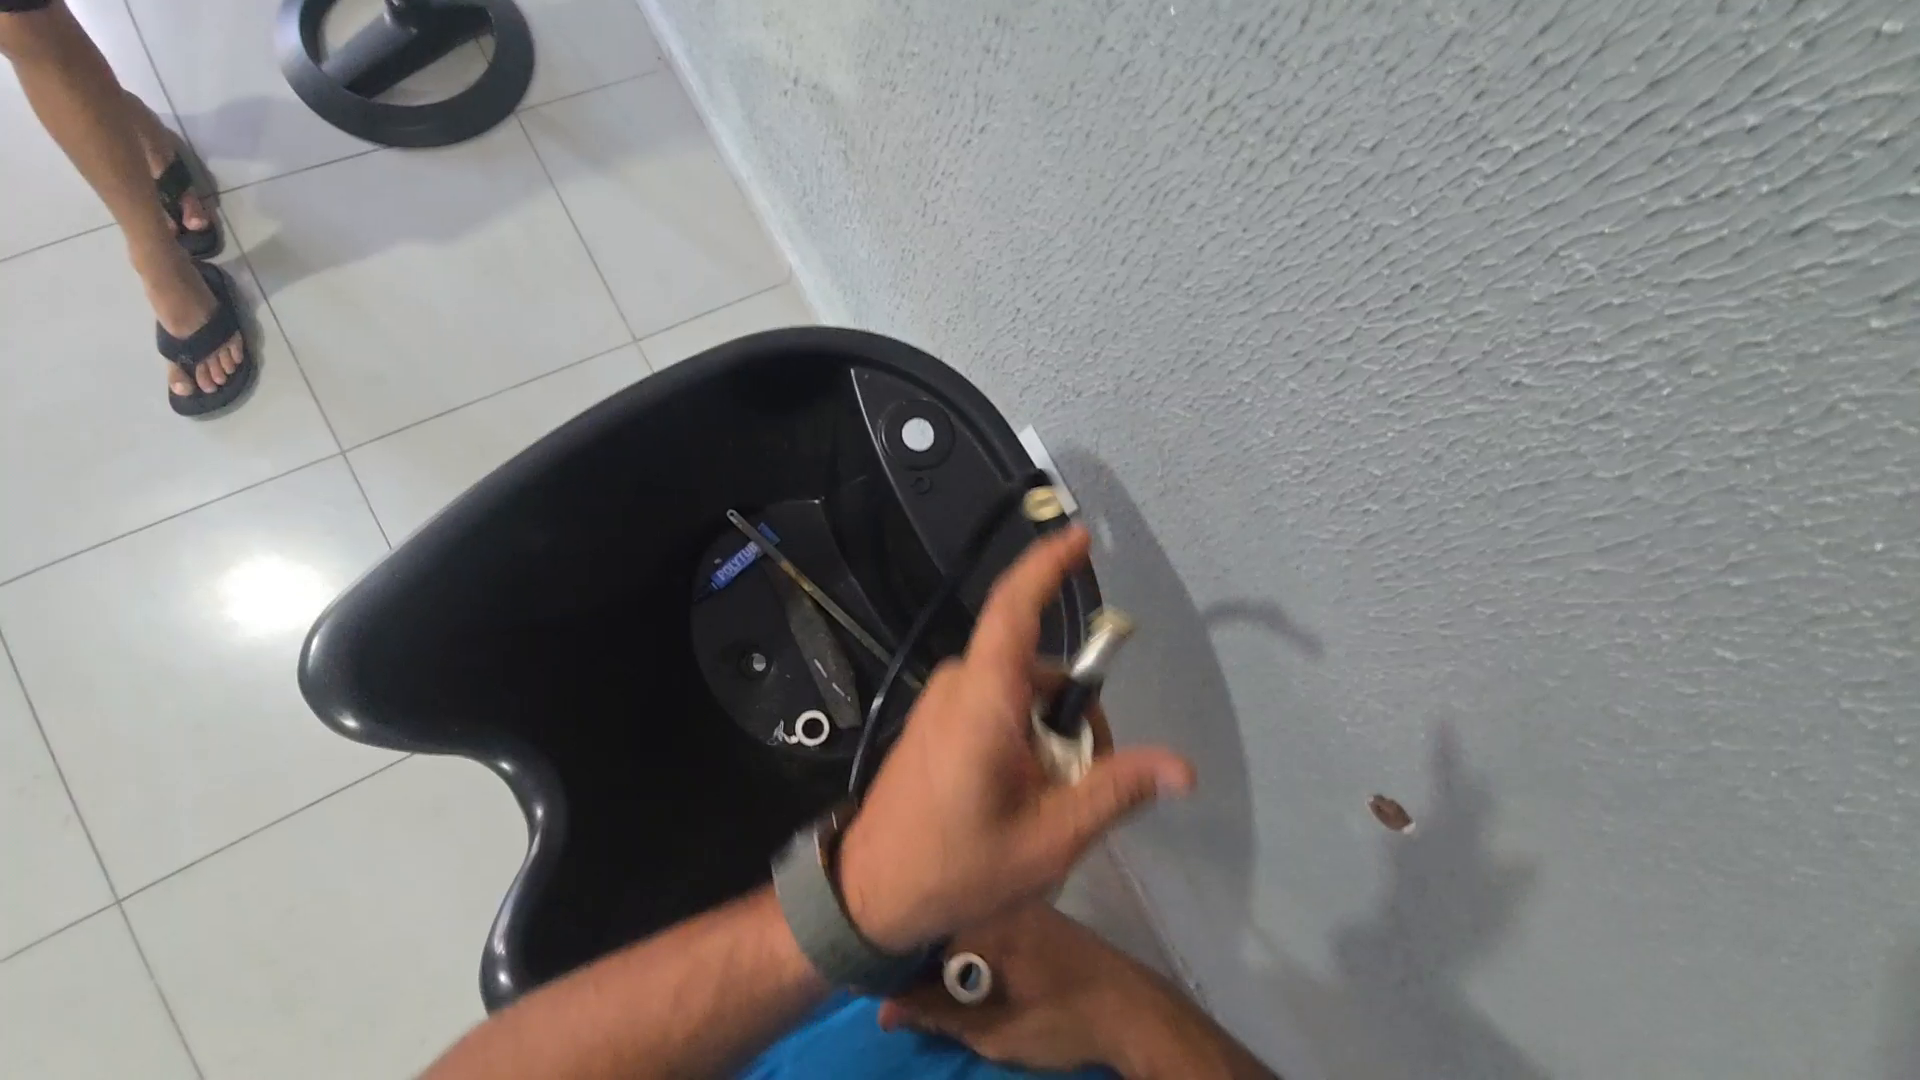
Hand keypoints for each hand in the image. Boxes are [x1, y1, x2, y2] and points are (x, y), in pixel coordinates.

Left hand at [836, 527, 1194, 950]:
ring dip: (1050, 736)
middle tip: (1088, 785)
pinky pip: (995, 706)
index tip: (1079, 535)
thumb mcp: (1048, 838)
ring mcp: (943, 702)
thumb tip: (1182, 769)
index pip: (1014, 609)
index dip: (1047, 566)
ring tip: (1046, 805)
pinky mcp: (937, 720)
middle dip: (1076, 717)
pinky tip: (1020, 795)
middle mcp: (960, 685)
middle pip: (1039, 670)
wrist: (868, 894)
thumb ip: (1114, 791)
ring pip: (1021, 693)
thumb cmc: (955, 867)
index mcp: (983, 699)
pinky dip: (1023, 737)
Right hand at [876, 904, 1140, 1072]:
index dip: (897, 963)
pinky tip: (964, 973)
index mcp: (987, 913)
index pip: (921, 930)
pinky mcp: (1032, 910)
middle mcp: (999, 894)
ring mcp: (1017, 898)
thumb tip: (884, 1010)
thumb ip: (937, 1014)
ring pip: (960, 919)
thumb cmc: (1064, 1020)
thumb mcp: (994, 1030)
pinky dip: (967, 946)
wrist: (1133, 1010)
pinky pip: (983, 919)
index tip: (880, 988)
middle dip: (918, 956)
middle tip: (901, 993)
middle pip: (940, 919)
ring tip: (928, 984)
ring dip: (942, 951)